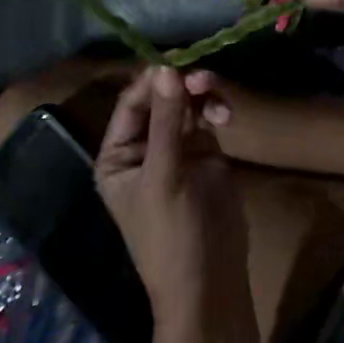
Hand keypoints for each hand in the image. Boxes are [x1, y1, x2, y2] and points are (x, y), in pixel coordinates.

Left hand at [94, 67, 246, 309]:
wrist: (210, 281)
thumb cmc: (171, 235)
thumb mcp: (164, 177)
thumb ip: (165, 122)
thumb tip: (167, 68)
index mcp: (118, 155)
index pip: (132, 103)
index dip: (154, 80)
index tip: (179, 61)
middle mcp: (144, 146)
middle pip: (161, 97)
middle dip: (181, 84)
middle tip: (203, 77)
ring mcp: (176, 148)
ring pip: (186, 103)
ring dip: (201, 93)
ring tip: (216, 96)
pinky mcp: (205, 152)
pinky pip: (206, 116)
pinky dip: (215, 108)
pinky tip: (226, 115)